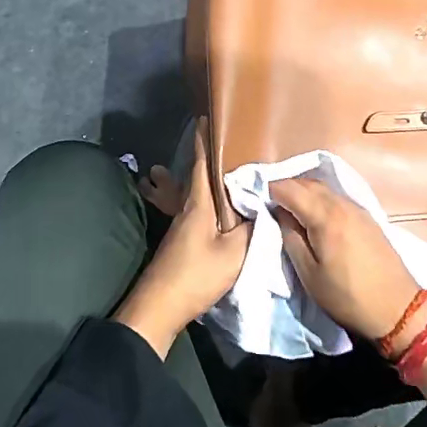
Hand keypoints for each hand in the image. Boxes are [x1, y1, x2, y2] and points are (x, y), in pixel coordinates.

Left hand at [113, 125, 250, 356]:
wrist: (161, 306)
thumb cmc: (197, 273)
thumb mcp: (235, 253)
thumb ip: (253, 229)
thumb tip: (266, 208)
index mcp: (198, 204)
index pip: (202, 165)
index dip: (204, 142)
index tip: (205, 120)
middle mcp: (187, 209)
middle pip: (196, 177)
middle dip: (206, 159)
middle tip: (221, 144)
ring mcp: (180, 226)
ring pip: (193, 194)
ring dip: (201, 181)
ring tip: (216, 173)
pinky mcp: (180, 241)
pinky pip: (193, 211)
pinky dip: (203, 202)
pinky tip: (211, 211)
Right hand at [270, 179, 424, 346]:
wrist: (398, 308)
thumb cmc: (347, 296)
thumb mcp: (309, 273)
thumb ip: (291, 238)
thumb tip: (280, 214)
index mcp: (325, 216)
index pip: (290, 188)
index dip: (271, 190)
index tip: (257, 199)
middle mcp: (341, 204)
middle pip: (307, 183)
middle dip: (286, 187)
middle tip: (270, 202)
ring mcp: (357, 208)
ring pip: (323, 189)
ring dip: (304, 192)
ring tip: (290, 209)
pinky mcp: (367, 217)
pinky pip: (336, 197)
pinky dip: (320, 198)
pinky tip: (314, 214)